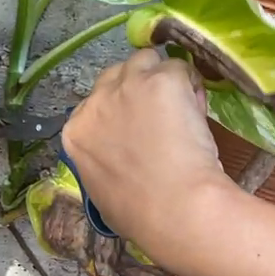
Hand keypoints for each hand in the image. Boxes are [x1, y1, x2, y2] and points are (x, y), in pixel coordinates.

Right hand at [61, 49, 234, 259]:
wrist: (172, 207)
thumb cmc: (138, 214)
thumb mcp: (101, 192)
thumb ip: (102, 165)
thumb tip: (116, 165)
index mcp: (75, 133)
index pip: (93, 106)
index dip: (117, 112)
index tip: (136, 128)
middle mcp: (95, 102)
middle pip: (115, 76)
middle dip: (135, 88)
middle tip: (160, 114)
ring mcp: (128, 86)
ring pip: (146, 61)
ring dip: (161, 77)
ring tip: (181, 106)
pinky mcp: (162, 80)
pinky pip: (179, 69)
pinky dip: (190, 85)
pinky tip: (199, 111)